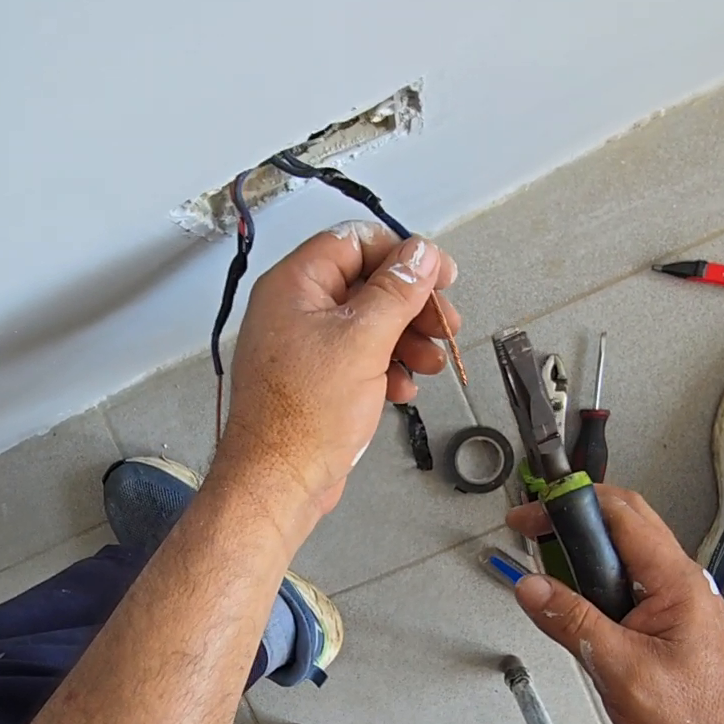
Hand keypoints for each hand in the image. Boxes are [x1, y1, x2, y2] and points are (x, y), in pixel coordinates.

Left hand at [213, 222, 459, 516]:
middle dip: (411, 306)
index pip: (355, 243)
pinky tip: (402, 389)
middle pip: (366, 285)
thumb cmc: (306, 416)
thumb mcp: (364, 340)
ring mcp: (302, 348)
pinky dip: (385, 368)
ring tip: (431, 362)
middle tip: (444, 324)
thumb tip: (421, 254)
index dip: (403, 254)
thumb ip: (397, 291)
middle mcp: (294, 310)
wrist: (279, 480)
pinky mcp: (313, 381)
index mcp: (295, 286)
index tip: (440, 275)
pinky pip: (356, 359)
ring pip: (365, 325)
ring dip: (405, 340)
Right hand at [506, 485, 723, 723]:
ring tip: (547, 564)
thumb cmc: (698, 720)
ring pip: (625, 551)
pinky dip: (595, 577)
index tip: (532, 513)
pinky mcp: (671, 618)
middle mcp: (681, 581)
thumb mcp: (620, 670)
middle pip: (623, 521)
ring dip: (583, 548)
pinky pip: (629, 580)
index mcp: (676, 581)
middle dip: (573, 516)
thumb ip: (572, 622)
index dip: (569, 503)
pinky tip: (577, 598)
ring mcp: (678, 599)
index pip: (620, 513)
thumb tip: (532, 587)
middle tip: (534, 528)